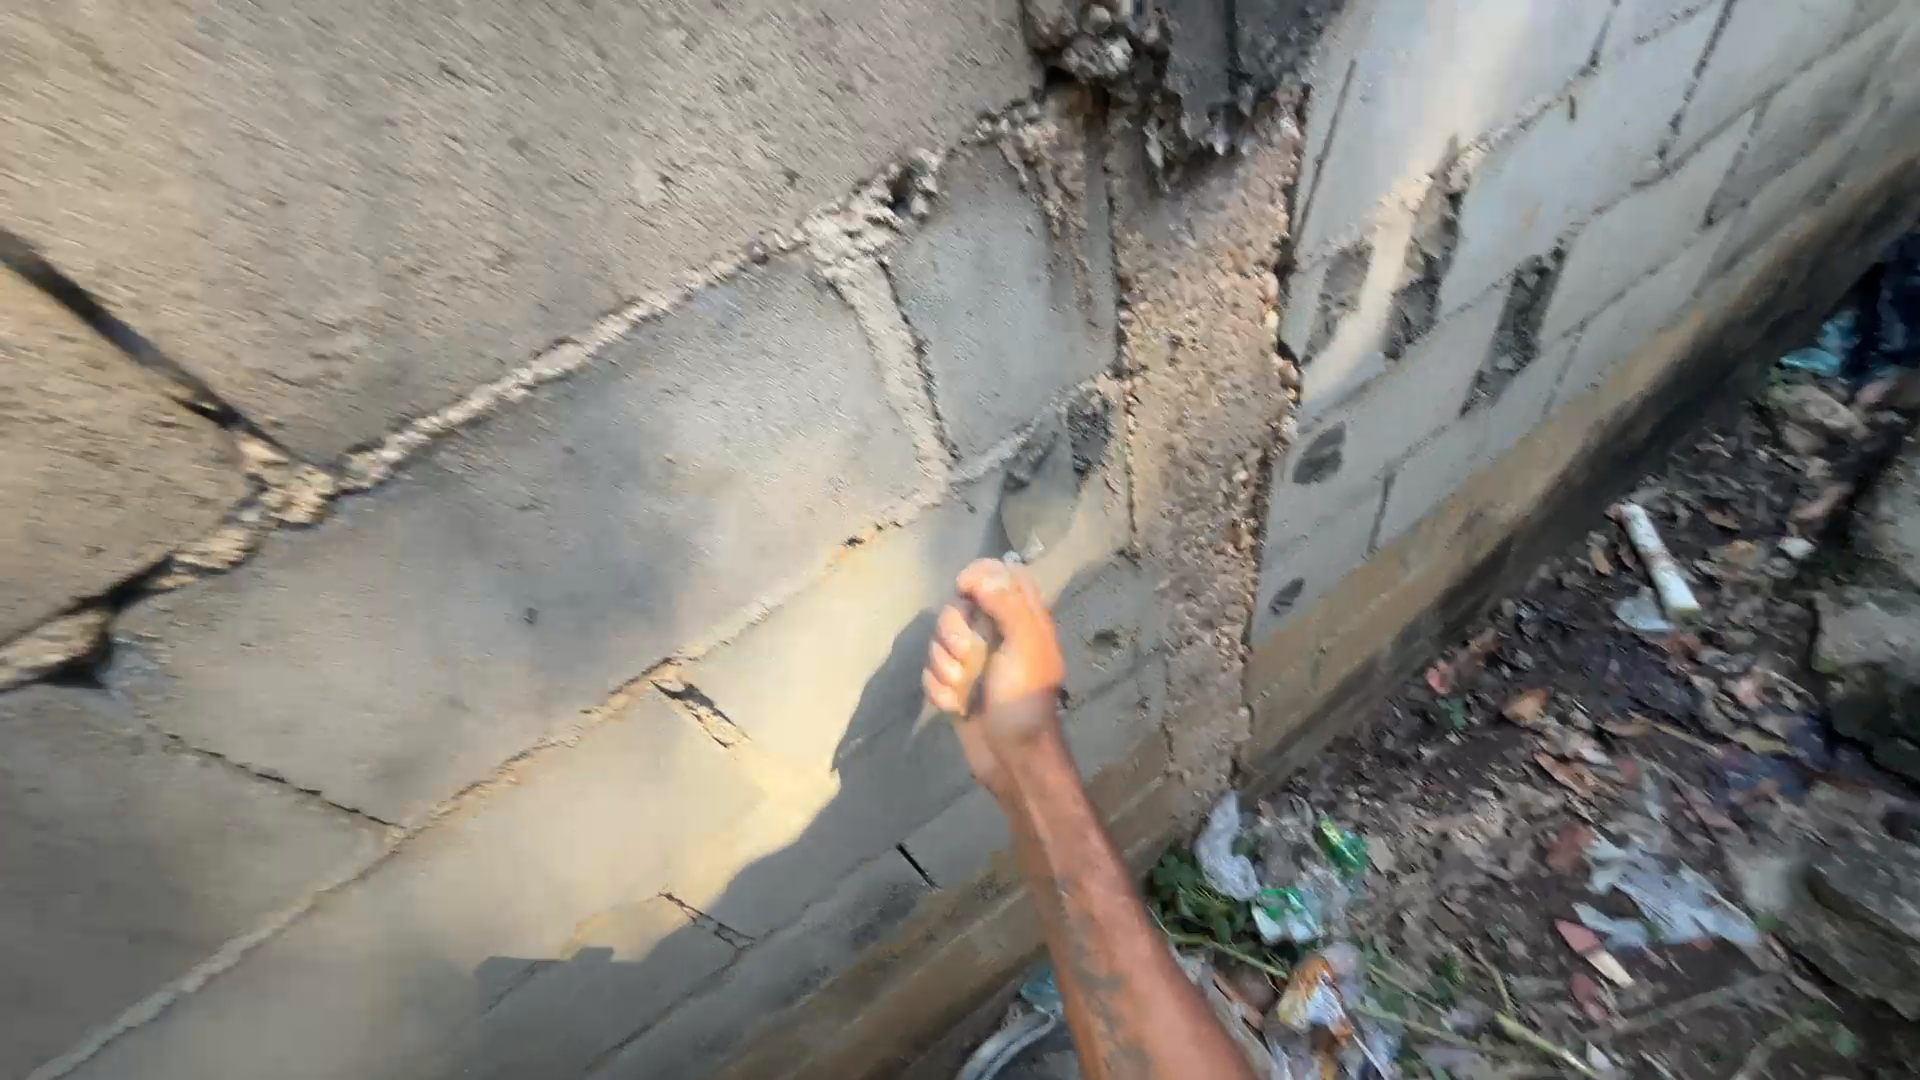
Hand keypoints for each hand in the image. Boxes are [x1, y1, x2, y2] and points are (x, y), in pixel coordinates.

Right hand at [922, 558, 1066, 806]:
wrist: (1013, 758)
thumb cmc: (1024, 699)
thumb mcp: (1024, 643)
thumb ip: (1006, 602)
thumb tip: (975, 575)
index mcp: (1021, 617)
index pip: (1000, 573)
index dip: (979, 574)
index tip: (966, 589)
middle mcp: (996, 633)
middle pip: (958, 607)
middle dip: (954, 634)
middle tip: (970, 655)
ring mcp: (973, 660)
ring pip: (938, 642)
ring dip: (947, 668)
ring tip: (966, 690)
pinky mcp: (955, 685)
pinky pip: (930, 673)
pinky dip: (940, 691)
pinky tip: (958, 707)